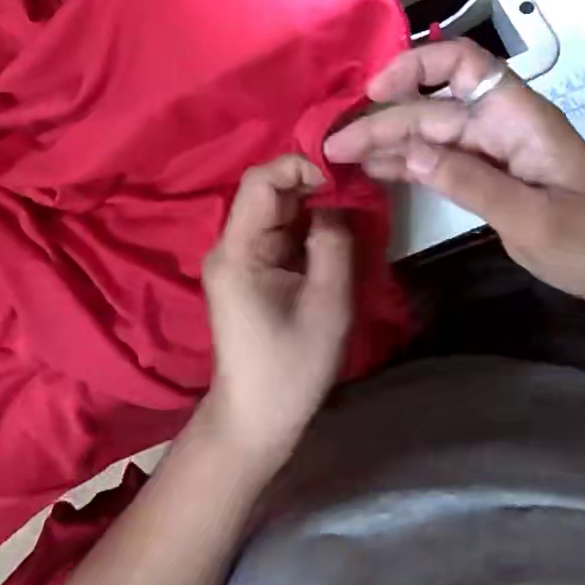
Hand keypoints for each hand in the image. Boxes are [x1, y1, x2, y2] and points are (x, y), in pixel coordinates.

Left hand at [197, 155, 354, 466]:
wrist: (257, 418)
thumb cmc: (291, 366)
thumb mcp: (327, 303)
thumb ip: (333, 242)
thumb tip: (337, 201)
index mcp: (238, 250)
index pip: (260, 181)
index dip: (300, 166)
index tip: (341, 179)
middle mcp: (230, 245)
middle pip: (267, 191)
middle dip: (312, 185)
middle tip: (355, 194)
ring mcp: (237, 257)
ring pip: (275, 210)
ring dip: (312, 206)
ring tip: (351, 212)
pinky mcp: (248, 270)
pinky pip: (278, 231)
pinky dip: (305, 226)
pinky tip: (333, 234)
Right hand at [324, 40, 584, 307]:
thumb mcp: (535, 221)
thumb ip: (470, 182)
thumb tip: (407, 151)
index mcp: (520, 118)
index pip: (463, 64)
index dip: (415, 66)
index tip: (373, 92)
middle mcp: (504, 124)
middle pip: (434, 106)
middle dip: (383, 120)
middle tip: (334, 144)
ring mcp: (497, 150)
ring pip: (432, 131)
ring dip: (388, 140)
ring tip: (341, 156)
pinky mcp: (494, 174)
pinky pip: (443, 160)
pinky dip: (409, 163)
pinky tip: (376, 172)